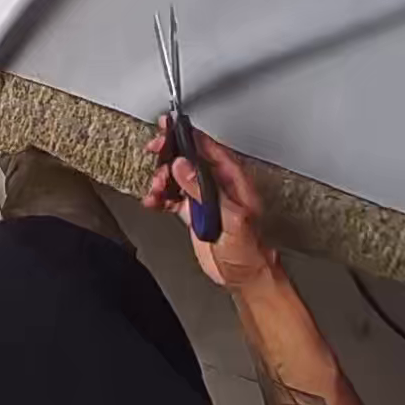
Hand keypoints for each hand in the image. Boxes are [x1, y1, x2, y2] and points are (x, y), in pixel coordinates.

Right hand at [142, 118, 277, 287]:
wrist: (245, 278)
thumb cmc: (250, 251)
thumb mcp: (229, 218)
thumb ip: (203, 190)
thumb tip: (183, 166)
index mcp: (232, 180)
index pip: (208, 148)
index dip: (188, 135)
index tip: (170, 126)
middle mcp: (217, 186)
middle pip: (188, 159)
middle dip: (168, 155)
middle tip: (155, 152)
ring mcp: (204, 198)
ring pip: (176, 177)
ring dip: (161, 179)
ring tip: (156, 189)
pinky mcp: (192, 212)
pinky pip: (170, 196)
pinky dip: (159, 197)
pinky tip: (154, 201)